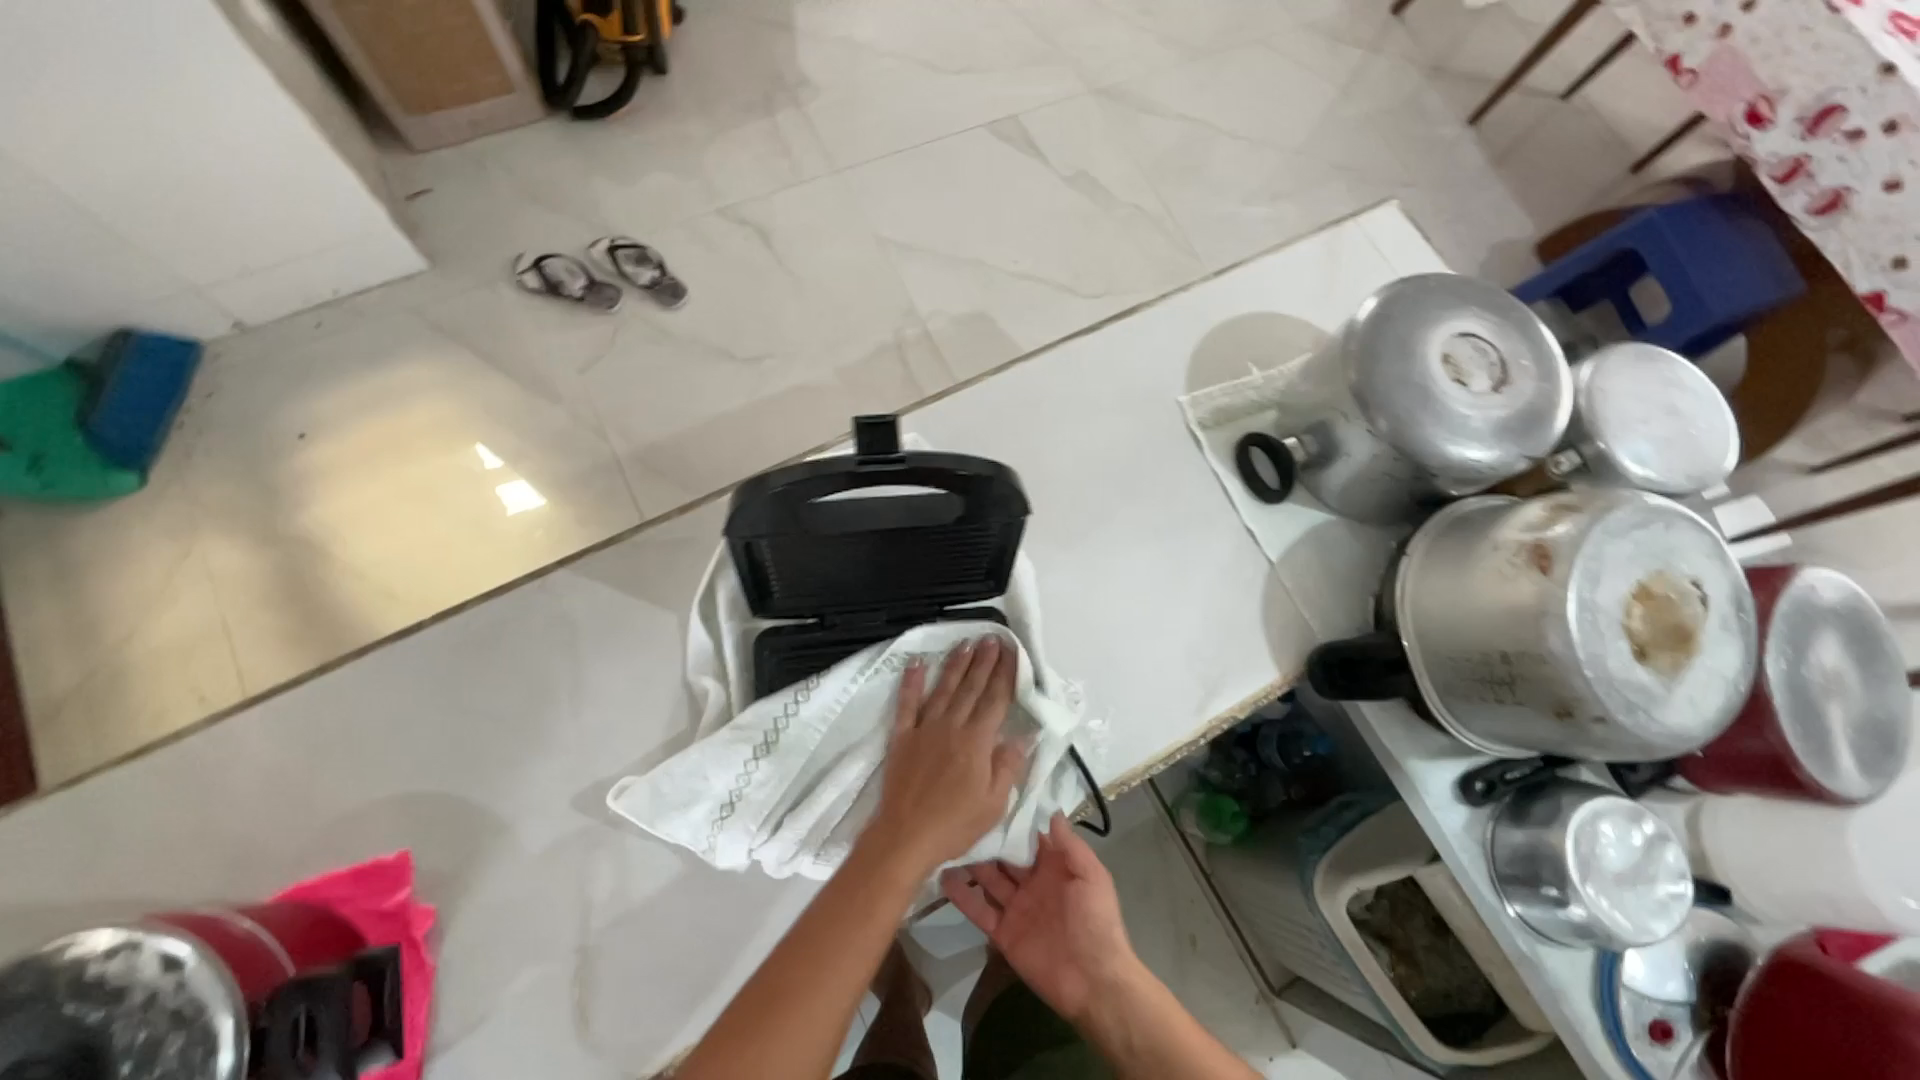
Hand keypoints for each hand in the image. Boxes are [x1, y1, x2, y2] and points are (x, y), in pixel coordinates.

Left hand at [866, 638, 1027, 873]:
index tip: (1012, 653)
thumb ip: (1008, 765)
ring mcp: (924, 729)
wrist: (906, 837)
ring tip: (965, 644)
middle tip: (991, 638)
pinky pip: (907, 704)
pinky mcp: (902, 738)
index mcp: (977, 742)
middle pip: (971, 688)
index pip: (996, 700)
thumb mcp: (995, 803)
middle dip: (983, 661)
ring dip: (955, 665)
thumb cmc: (955, 824)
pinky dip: (911, 682)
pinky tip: (917, 664)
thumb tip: (1023, 736)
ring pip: (943, 689)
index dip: (1005, 674)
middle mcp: (951, 727)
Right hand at [941, 813, 1139, 1023]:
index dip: (1014, 821)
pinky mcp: (1002, 933)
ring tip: (946, 841)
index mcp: (1056, 868)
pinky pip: (979, 911)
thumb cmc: (1096, 921)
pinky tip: (943, 877)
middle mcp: (1033, 884)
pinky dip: (962, 896)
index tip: (992, 798)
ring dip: (971, 863)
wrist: (1093, 981)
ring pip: (988, 880)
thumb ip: (1070, 845)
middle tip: (961, 817)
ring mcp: (1016, 908)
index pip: (1031, 838)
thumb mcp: (1092, 876)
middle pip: (1005, 857)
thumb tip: (1052, 810)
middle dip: (988, 840)